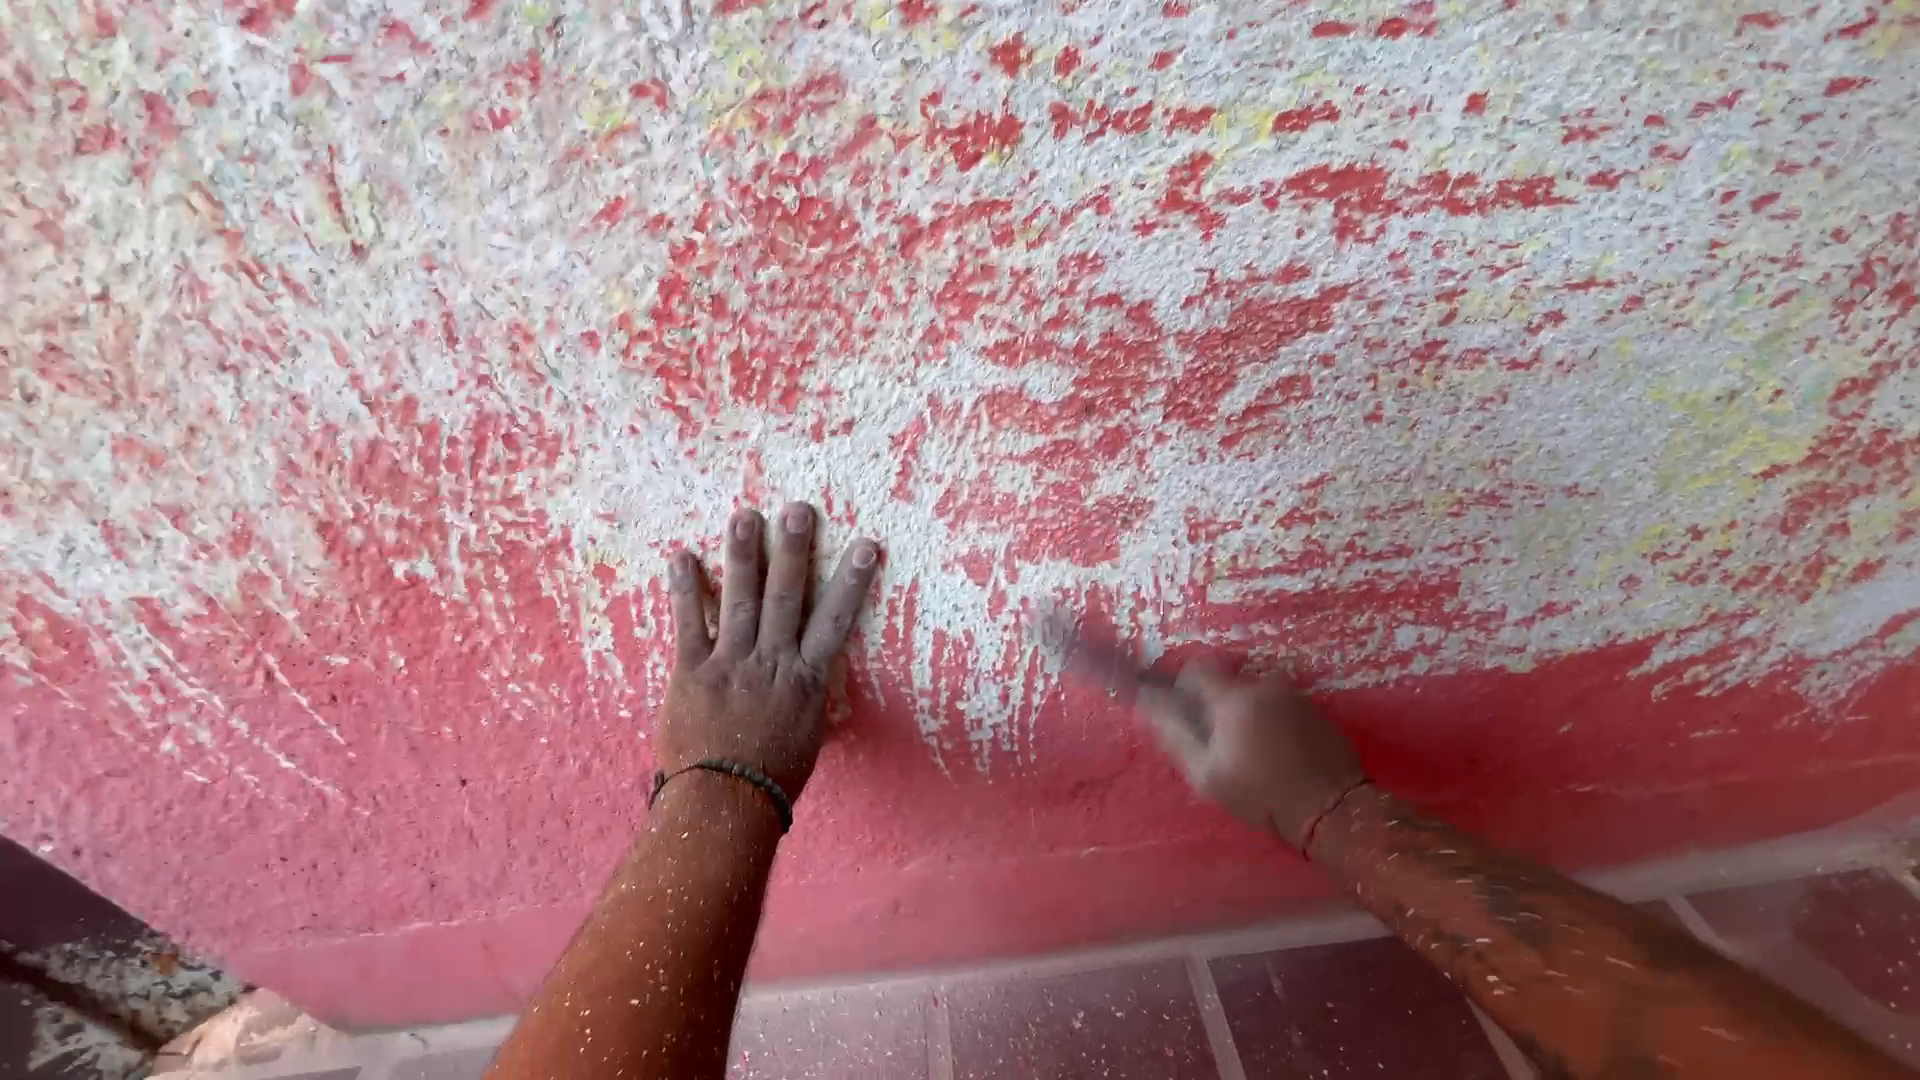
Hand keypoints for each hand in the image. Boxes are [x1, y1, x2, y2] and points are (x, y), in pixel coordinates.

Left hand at [659, 502, 880, 802]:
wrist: (723, 806)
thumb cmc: (772, 778)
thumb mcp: (807, 736)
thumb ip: (805, 697)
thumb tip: (807, 680)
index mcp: (805, 679)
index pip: (836, 621)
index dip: (853, 581)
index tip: (866, 546)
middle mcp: (772, 662)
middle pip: (786, 598)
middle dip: (794, 552)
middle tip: (798, 511)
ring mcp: (730, 664)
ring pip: (740, 601)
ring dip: (744, 556)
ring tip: (745, 516)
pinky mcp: (692, 672)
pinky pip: (689, 625)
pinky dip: (686, 590)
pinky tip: (683, 556)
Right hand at [1139, 665, 1367, 849]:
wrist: (1332, 809)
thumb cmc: (1261, 794)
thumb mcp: (1206, 775)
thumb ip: (1176, 736)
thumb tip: (1150, 707)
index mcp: (1234, 698)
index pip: (1197, 669)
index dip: (1184, 686)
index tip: (1185, 711)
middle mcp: (1264, 686)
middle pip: (1227, 682)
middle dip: (1216, 704)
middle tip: (1217, 739)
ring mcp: (1294, 697)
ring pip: (1255, 693)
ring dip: (1246, 711)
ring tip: (1249, 747)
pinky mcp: (1316, 711)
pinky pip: (1280, 705)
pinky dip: (1271, 720)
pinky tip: (1275, 750)